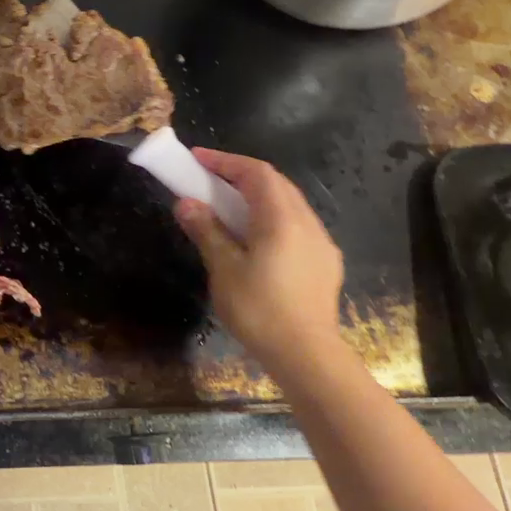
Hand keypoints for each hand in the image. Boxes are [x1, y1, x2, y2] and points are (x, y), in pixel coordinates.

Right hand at [173, 148, 344, 366]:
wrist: (304, 351)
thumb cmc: (258, 308)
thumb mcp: (224, 269)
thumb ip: (207, 231)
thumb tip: (186, 202)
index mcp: (281, 219)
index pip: (256, 173)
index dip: (225, 161)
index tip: (196, 158)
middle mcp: (307, 222)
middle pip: (275, 185)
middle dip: (240, 176)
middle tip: (207, 180)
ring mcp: (320, 242)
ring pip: (288, 205)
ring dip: (256, 198)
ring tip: (226, 209)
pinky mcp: (324, 262)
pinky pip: (295, 226)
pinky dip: (270, 219)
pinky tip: (254, 239)